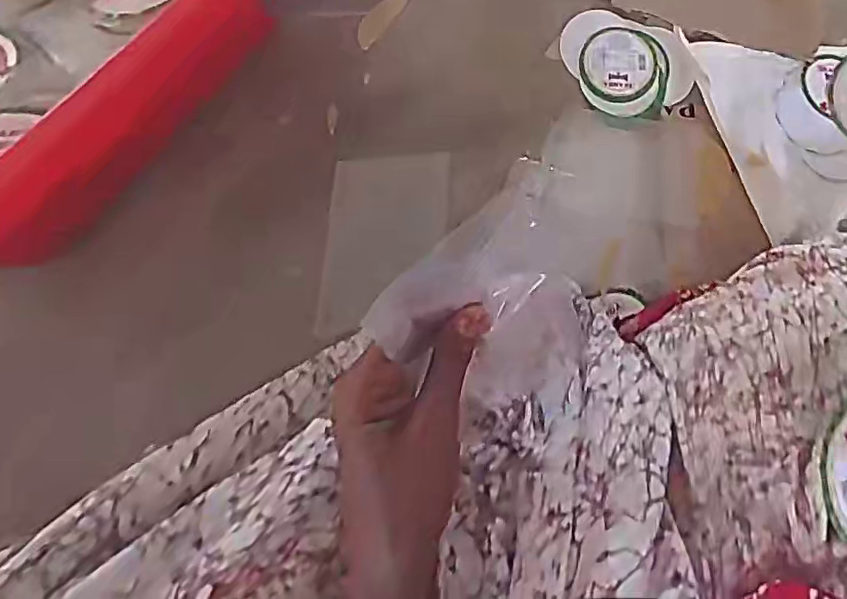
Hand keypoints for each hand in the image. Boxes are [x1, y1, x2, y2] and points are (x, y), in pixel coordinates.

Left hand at [333, 306, 489, 598]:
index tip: (477, 284)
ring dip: (447, 334)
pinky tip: (470, 344)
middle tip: (489, 293)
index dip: (438, 301)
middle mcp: (360, 385)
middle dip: (446, 314)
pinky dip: (443, 358)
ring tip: (485, 310)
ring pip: (414, 352)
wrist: (395, 562)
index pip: (399, 324)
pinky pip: (417, 371)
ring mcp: (374, 401)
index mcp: (357, 383)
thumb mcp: (435, 420)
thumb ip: (452, 360)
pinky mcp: (391, 415)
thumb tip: (474, 308)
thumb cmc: (409, 492)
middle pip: (405, 335)